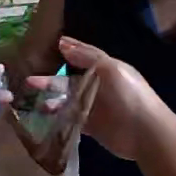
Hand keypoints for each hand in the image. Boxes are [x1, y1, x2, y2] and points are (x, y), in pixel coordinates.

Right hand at [29, 37, 168, 160]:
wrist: (146, 133)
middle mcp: (99, 86)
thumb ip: (87, 56)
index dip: (67, 52)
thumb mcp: (109, 69)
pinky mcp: (93, 127)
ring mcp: (96, 107)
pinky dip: (60, 118)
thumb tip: (63, 42)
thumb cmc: (129, 95)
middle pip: (71, 81)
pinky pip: (73, 120)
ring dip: (53, 101)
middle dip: (51, 81)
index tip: (47, 48)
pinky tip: (45, 118)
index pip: (82, 56)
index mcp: (106, 69)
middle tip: (29, 82)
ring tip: (35, 103)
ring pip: (69, 101)